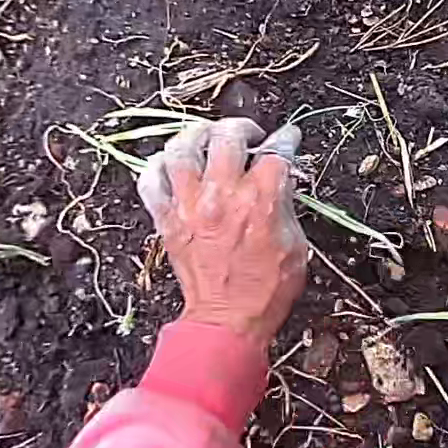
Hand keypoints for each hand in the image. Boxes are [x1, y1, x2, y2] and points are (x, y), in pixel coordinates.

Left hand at [137, 118, 307, 348]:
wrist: (227, 321)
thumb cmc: (267, 289)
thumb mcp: (296, 244)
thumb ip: (287, 206)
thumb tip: (280, 181)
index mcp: (261, 201)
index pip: (276, 152)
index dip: (286, 139)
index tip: (288, 137)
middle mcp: (222, 196)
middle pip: (226, 137)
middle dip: (242, 127)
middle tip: (249, 133)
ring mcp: (189, 206)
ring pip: (182, 149)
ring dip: (197, 135)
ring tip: (209, 137)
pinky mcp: (167, 220)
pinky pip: (151, 180)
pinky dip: (159, 165)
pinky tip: (174, 163)